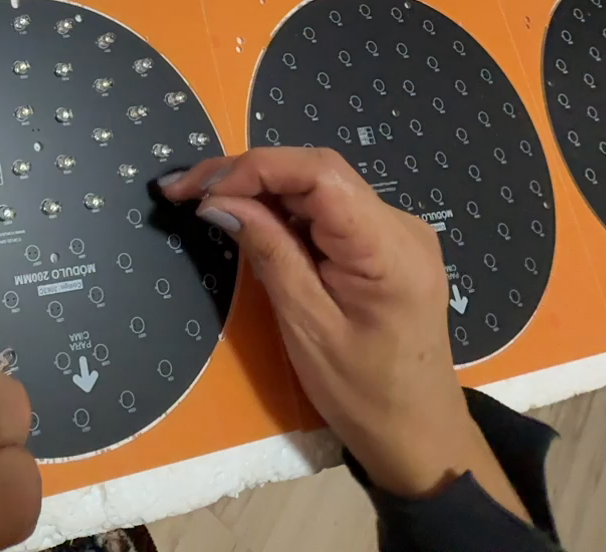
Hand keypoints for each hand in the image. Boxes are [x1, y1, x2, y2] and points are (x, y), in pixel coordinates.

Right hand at [158, 148, 525, 516]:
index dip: (253, 168)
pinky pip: (323, 206)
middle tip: (185, 189)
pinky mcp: (380, 241)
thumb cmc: (363, 392)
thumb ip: (268, 251)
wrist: (420, 437)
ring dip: (256, 187)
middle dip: (245, 173)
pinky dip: (278, 206)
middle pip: (313, 171)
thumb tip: (216, 200)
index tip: (200, 190)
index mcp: (388, 247)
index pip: (318, 173)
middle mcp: (398, 223)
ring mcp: (393, 229)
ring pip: (314, 184)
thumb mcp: (306, 325)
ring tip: (203, 199)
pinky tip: (245, 216)